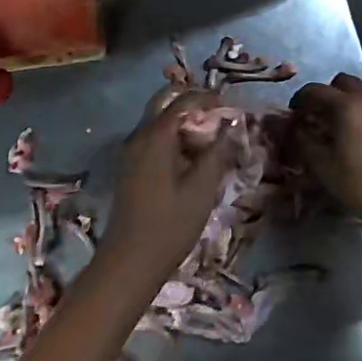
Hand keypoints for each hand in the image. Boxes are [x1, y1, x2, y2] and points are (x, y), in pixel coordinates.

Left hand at [97, 91, 236, 285]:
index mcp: (155, 136)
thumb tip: (232, 124)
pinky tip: (192, 158)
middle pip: (165, 105)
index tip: (231, 106)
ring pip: (158, 123)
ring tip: (211, 138)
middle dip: (192, 104)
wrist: (129, 263)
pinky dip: (173, 138)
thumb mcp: (202, 188)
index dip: (208, 98)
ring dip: (183, 122)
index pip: (183, 100)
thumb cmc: (170, 224)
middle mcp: (138, 137)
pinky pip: (153, 140)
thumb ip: (218, 151)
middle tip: (219, 115)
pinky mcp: (130, 169)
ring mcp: (130, 153)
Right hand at [291, 74, 361, 241]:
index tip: (295, 112)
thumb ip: (304, 141)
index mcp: (348, 106)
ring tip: (343, 129)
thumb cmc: (359, 186)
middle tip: (319, 116)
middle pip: (344, 82)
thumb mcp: (323, 166)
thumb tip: (298, 128)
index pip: (317, 90)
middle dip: (328, 94)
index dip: (301, 98)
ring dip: (350, 104)